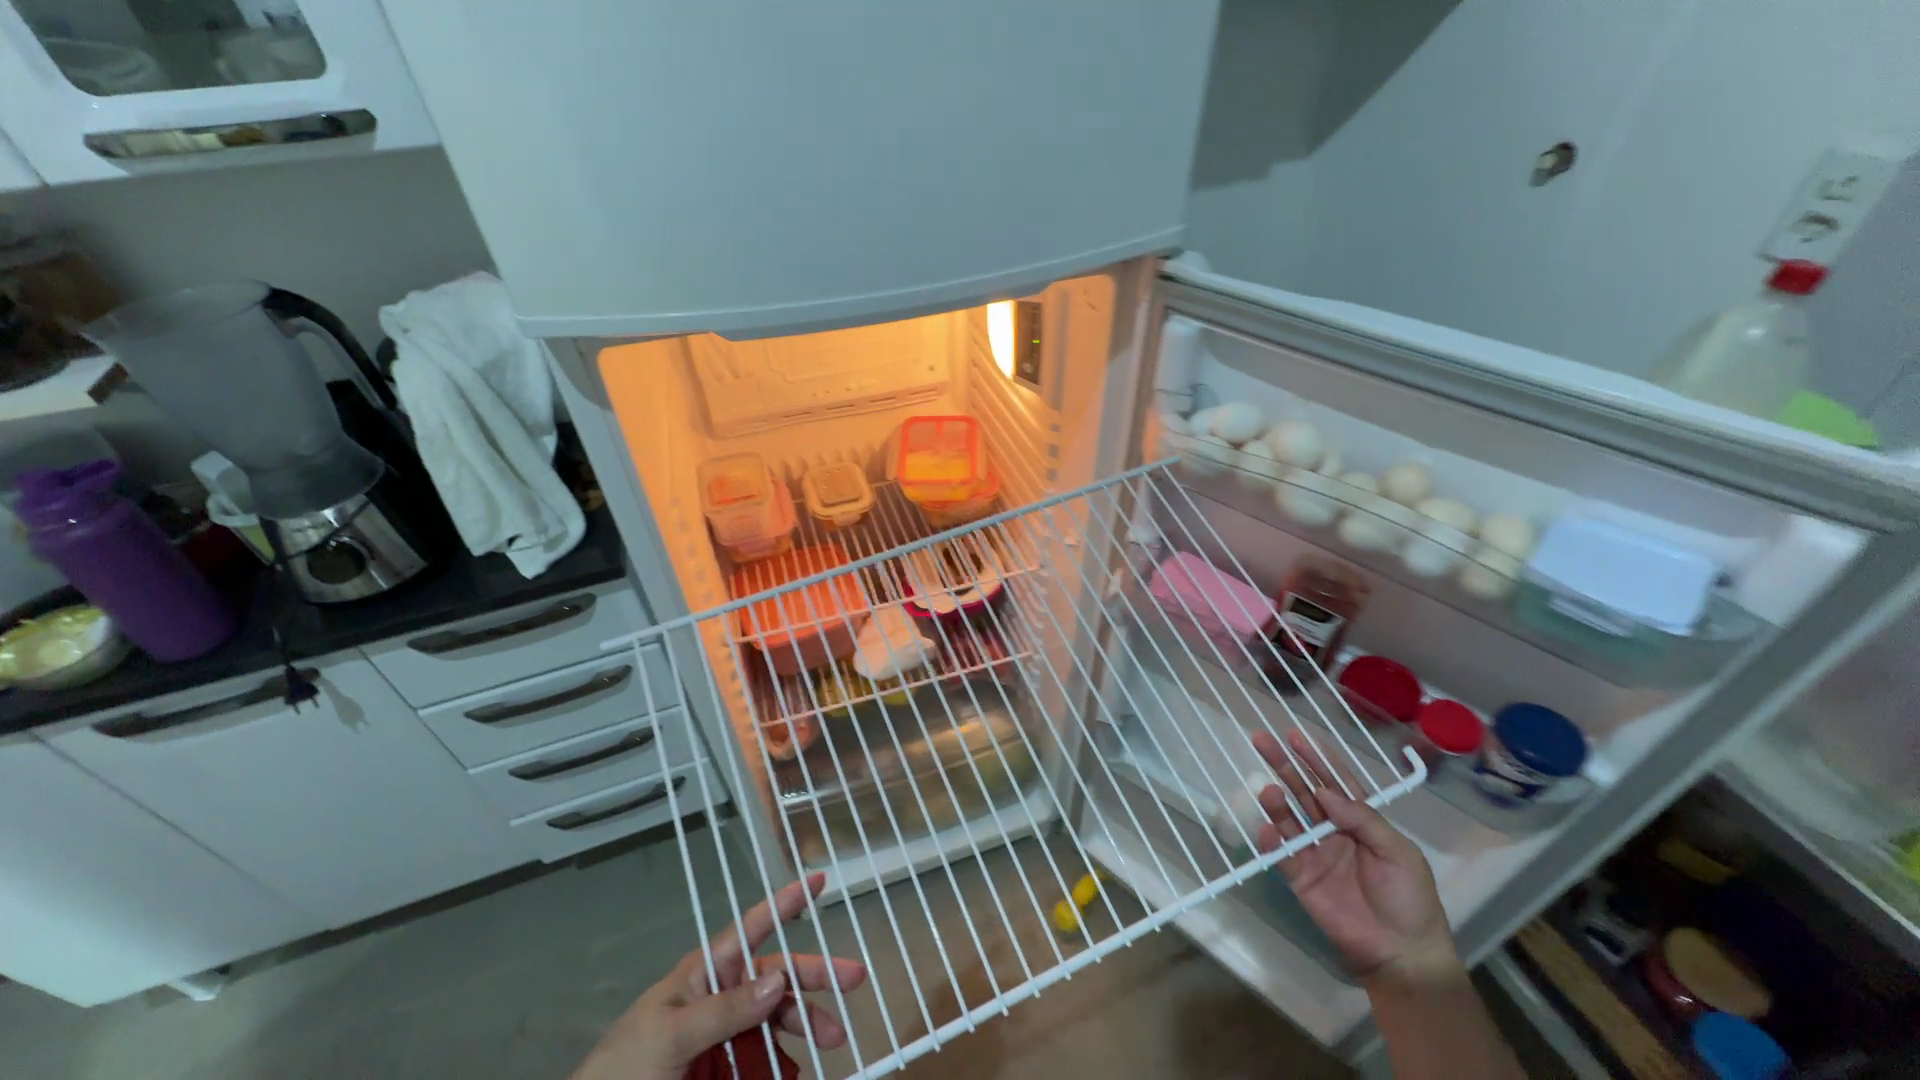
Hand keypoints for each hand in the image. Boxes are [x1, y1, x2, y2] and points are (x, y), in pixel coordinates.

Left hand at [572, 873, 866, 1079]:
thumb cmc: (624, 1066)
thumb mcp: (670, 1035)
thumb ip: (724, 1009)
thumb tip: (777, 980)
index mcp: (706, 973)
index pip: (751, 928)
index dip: (785, 903)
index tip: (819, 879)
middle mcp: (724, 996)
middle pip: (778, 977)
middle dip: (816, 977)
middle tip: (854, 981)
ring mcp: (729, 1033)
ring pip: (781, 1018)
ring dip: (808, 1024)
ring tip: (833, 1042)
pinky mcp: (731, 1067)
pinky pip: (769, 1057)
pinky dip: (790, 1062)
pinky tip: (799, 1070)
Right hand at [1253, 730, 1459, 987]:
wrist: (1400, 952)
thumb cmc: (1408, 898)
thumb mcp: (1398, 853)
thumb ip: (1364, 820)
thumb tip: (1326, 793)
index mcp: (1362, 822)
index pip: (1336, 781)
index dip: (1316, 758)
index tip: (1295, 735)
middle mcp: (1334, 831)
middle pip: (1305, 791)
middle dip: (1284, 765)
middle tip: (1261, 741)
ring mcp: (1315, 854)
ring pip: (1289, 818)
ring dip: (1277, 802)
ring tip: (1268, 791)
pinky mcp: (1300, 878)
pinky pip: (1281, 854)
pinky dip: (1271, 841)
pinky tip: (1266, 830)